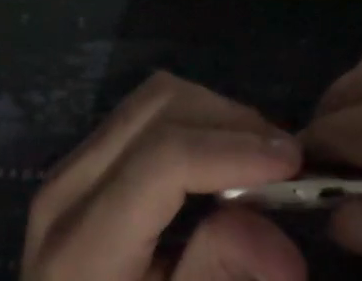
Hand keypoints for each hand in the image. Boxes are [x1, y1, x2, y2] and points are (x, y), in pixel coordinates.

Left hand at [24, 72, 306, 280]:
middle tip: (286, 163)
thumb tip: (284, 244)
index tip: (295, 163)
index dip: (233, 151)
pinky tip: (226, 160)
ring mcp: (69, 170)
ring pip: (153, 98)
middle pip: (159, 108)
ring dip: (215, 117)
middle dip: (231, 122)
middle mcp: (66, 189)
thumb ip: (218, 279)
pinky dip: (194, 122)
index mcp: (82, 247)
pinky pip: (144, 115)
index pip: (163, 160)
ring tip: (261, 160)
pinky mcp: (81, 166)